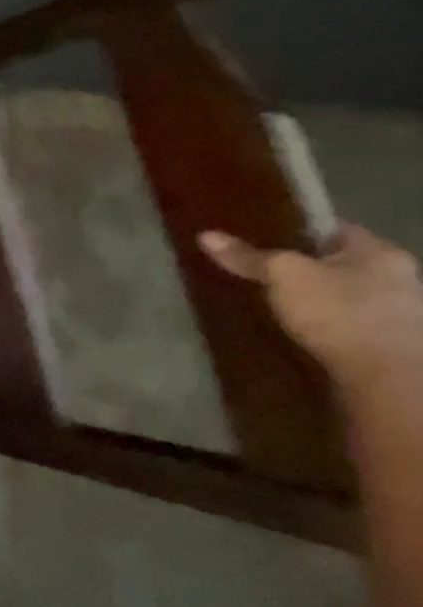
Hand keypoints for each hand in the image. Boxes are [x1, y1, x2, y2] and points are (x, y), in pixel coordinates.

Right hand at [199, 222, 422, 392]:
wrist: (386, 379)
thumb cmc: (339, 313)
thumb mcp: (283, 275)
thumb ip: (247, 256)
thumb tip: (205, 235)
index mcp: (380, 252)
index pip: (330, 227)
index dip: (291, 227)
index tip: (257, 234)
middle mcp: (399, 277)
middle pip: (336, 261)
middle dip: (301, 264)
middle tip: (259, 266)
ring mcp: (399, 312)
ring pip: (341, 291)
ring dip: (312, 295)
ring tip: (270, 297)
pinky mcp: (388, 342)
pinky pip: (345, 319)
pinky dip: (322, 319)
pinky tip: (296, 324)